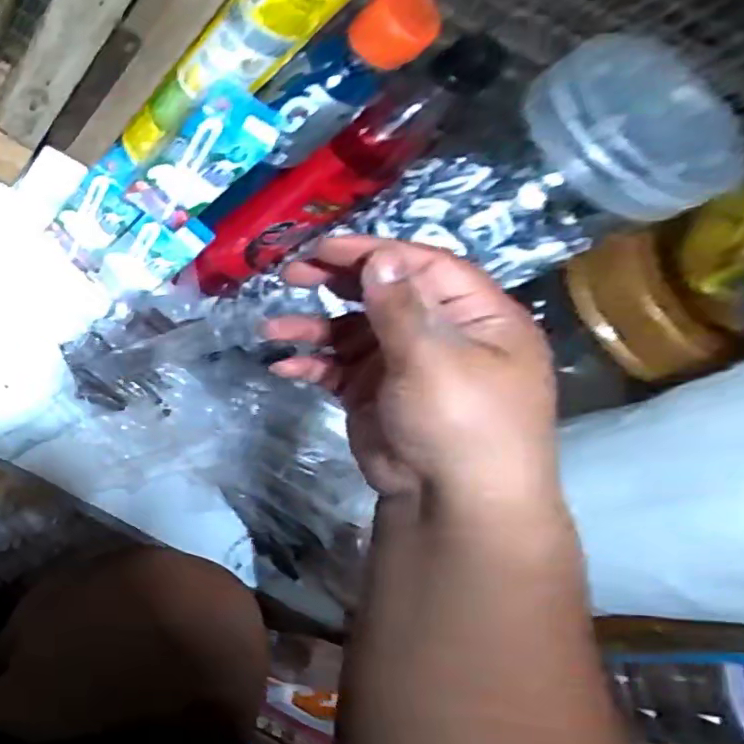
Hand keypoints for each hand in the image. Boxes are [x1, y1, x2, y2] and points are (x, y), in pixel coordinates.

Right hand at [263, 236, 558, 502]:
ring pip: (350, 334)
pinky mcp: (372, 394)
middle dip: (335, 283)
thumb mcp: (433, 359)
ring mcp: (402, 366)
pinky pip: (336, 370)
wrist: (451, 496)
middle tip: (290, 273)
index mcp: (474, 316)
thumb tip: (380, 258)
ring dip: (311, 330)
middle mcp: (438, 334)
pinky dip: (310, 366)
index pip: (422, 268)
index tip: (322, 248)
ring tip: (269, 330)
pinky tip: (284, 368)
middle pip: (382, 295)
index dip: (372, 253)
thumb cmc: (460, 421)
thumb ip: (401, 309)